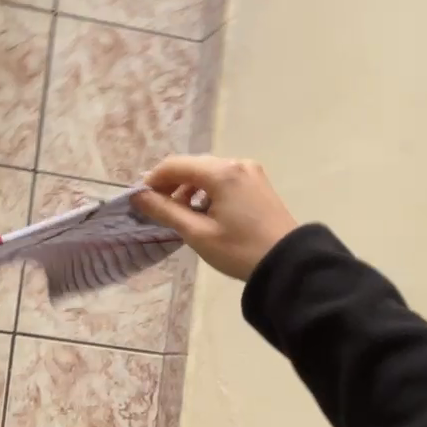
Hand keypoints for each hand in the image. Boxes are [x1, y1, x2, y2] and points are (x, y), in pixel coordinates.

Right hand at [132, 156, 299, 280]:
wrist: (288, 262)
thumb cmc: (238, 250)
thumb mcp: (197, 233)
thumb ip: (165, 210)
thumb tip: (138, 197)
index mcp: (221, 173)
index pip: (175, 165)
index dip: (153, 180)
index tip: (141, 201)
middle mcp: (236, 164)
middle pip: (191, 165)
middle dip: (170, 184)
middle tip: (157, 209)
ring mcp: (250, 172)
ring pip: (207, 172)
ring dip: (187, 188)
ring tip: (179, 214)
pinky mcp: (257, 183)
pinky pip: (222, 179)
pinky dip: (205, 190)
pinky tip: (202, 211)